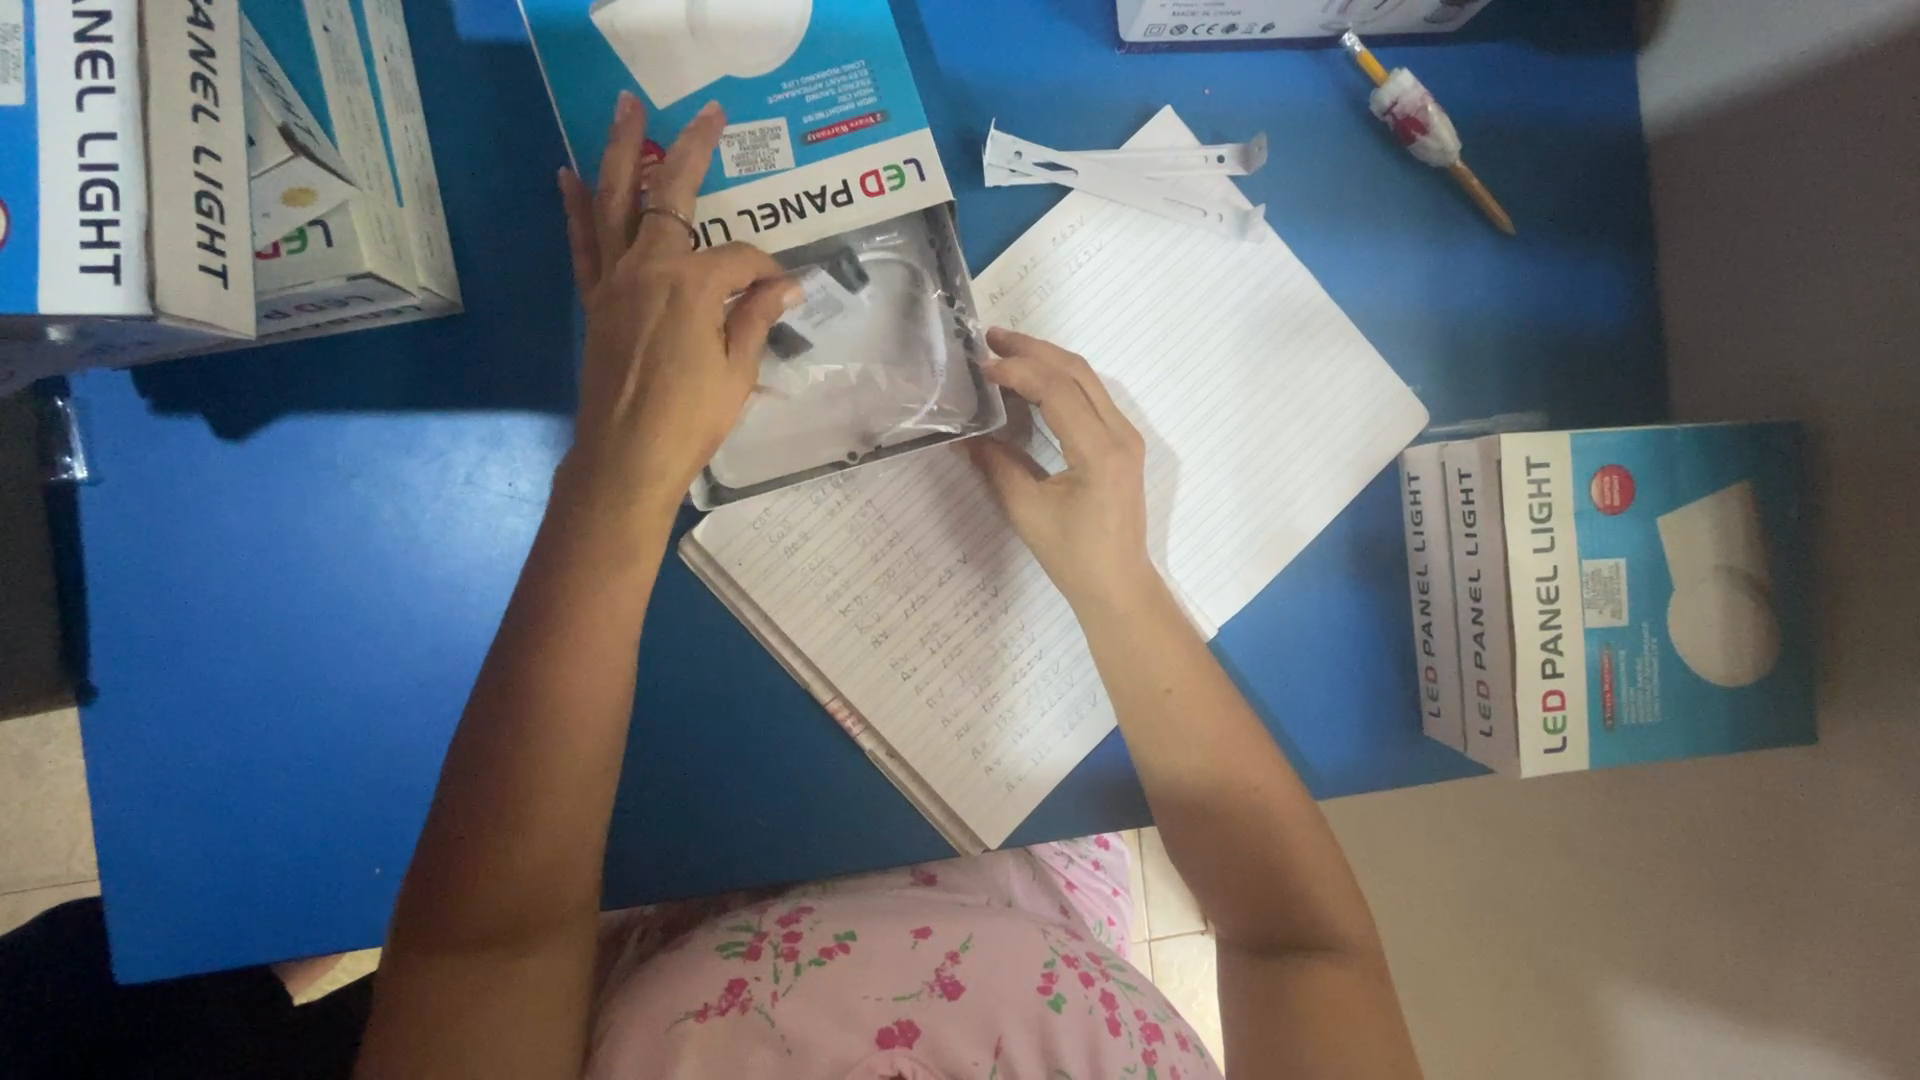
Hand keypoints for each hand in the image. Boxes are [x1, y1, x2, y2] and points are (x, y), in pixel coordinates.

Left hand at [556, 91, 801, 522]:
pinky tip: (570, 173)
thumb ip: (757, 317)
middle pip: (673, 196)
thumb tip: (785, 285)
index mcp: (693, 285)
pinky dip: (576, 207)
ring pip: (616, 201)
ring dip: (622, 151)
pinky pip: (583, 243)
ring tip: (626, 107)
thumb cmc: (691, 418)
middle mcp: (649, 266)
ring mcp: (614, 279)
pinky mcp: (594, 299)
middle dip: (693, 151)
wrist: (627, 454)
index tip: (784, 290)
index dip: (768, 270)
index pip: (740, 258)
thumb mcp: (738, 370)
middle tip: (708, 112)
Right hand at [967, 328, 1161, 610]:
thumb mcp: (1027, 510)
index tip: (981, 366)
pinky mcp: (1122, 444)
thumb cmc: (1073, 556)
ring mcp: (1126, 437)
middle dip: (1033, 350)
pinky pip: (1092, 397)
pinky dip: (1060, 381)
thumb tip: (965, 435)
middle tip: (991, 338)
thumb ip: (996, 464)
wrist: (1118, 584)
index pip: (1057, 390)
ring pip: (1087, 379)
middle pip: (1077, 372)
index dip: (1017, 371)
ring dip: (1047, 360)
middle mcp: (1120, 434)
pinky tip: (1032, 382)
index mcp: (1099, 451)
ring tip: (1007, 351)